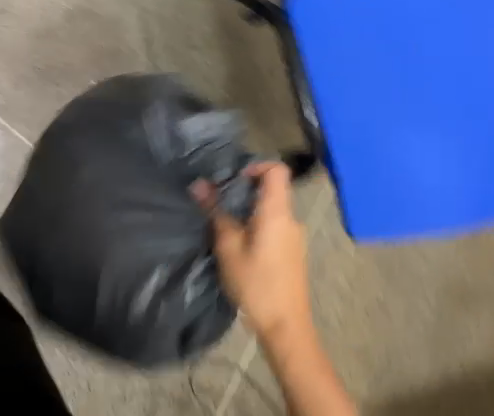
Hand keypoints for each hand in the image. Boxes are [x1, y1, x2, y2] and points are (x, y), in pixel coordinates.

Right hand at [195, 161, 312, 340]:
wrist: (286, 328)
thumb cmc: (256, 283)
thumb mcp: (228, 246)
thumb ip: (215, 211)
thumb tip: (198, 184)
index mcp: (277, 212)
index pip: (276, 170)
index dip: (255, 165)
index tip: (232, 178)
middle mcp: (291, 220)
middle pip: (272, 189)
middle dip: (244, 190)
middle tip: (219, 200)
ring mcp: (295, 238)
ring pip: (272, 210)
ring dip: (248, 210)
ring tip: (224, 224)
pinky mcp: (292, 254)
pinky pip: (274, 226)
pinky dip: (257, 225)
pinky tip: (239, 245)